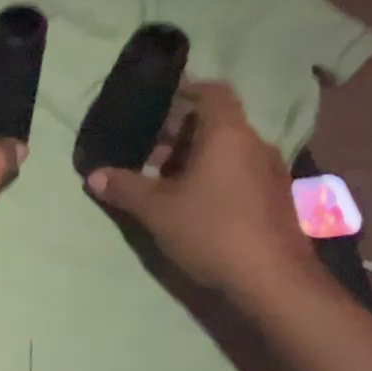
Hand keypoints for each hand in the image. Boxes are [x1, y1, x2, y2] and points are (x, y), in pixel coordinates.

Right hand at [86, 83, 317, 293]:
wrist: (272, 279)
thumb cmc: (211, 230)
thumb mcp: (156, 210)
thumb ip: (125, 188)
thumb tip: (95, 175)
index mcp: (228, 134)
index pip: (212, 92)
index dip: (186, 91)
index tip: (158, 104)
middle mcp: (255, 144)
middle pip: (217, 124)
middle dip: (180, 135)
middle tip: (147, 154)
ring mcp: (271, 173)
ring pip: (228, 152)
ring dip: (196, 160)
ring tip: (163, 184)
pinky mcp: (276, 199)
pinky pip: (239, 174)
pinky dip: (214, 179)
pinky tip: (193, 206)